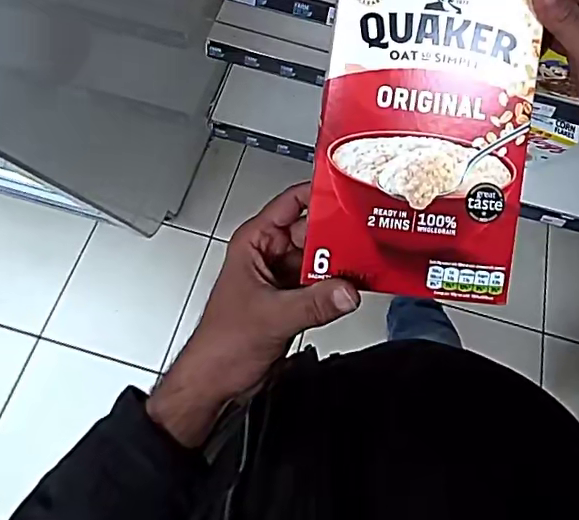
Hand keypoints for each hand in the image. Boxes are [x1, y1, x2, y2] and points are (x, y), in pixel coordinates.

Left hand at [146, 182, 359, 445]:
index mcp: (255, 241)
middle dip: (338, 232)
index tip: (345, 191)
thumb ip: (314, 303)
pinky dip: (338, 284)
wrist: (214, 386)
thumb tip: (347, 290)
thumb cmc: (219, 345)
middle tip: (364, 234)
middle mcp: (270, 253)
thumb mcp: (271, 317)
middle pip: (313, 230)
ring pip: (320, 257)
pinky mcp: (293, 297)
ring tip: (365, 261)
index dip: (318, 193)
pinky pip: (322, 282)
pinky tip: (355, 286)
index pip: (292, 203)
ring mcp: (282, 275)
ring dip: (340, 261)